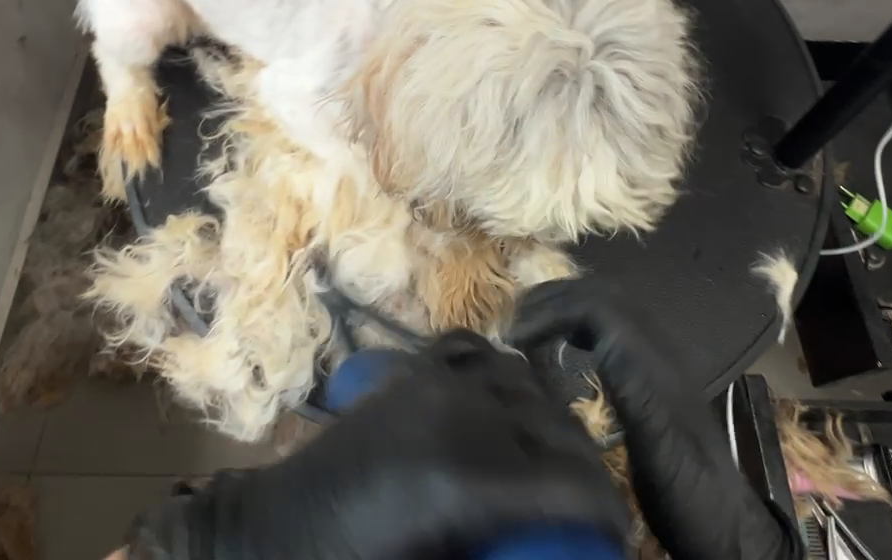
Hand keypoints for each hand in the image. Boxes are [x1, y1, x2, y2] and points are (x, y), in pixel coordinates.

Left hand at [125, 330, 629, 559]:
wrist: (277, 527)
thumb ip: (498, 548)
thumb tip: (551, 544)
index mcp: (467, 486)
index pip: (573, 484)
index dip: (608, 509)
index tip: (614, 531)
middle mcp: (461, 419)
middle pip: (557, 431)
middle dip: (585, 467)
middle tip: (589, 500)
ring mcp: (434, 384)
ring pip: (524, 383)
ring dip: (549, 416)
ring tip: (552, 452)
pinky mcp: (412, 371)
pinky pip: (475, 351)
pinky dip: (501, 368)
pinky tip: (504, 395)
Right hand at [510, 279, 794, 559]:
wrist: (728, 525)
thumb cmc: (688, 495)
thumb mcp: (658, 450)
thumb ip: (635, 394)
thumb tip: (602, 341)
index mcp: (654, 363)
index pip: (598, 307)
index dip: (551, 312)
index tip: (516, 338)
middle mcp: (658, 350)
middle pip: (602, 296)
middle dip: (553, 300)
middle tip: (513, 324)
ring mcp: (658, 359)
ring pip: (608, 306)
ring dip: (564, 306)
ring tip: (530, 327)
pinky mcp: (653, 374)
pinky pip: (612, 327)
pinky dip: (578, 323)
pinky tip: (565, 344)